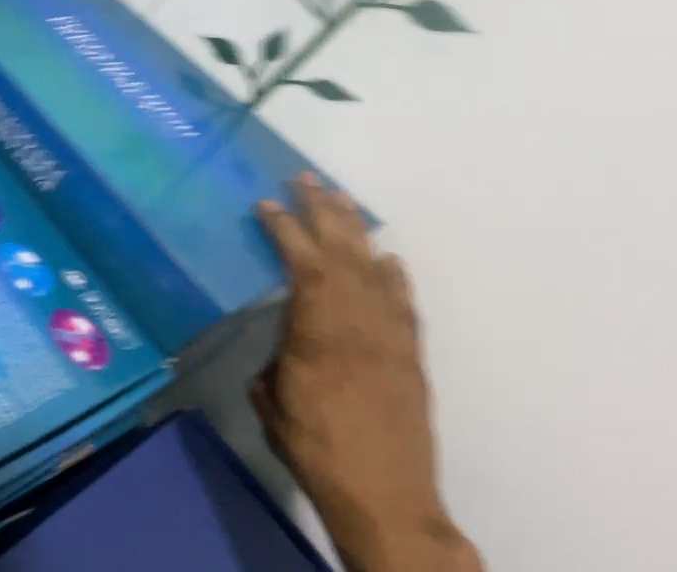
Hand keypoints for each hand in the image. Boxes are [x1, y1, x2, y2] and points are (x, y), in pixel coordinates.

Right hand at [254, 174, 481, 571]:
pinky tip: (388, 259)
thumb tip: (279, 344)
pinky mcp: (411, 360)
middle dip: (324, 214)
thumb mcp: (270, 397)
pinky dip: (395, 279)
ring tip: (342, 202)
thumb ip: (275, 358)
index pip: (303, 266)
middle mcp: (359, 327)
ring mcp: (391, 341)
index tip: (266, 205)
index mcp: (318, 333)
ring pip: (374, 272)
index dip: (285, 231)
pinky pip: (404, 306)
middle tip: (306, 180)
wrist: (384, 497)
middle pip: (343, 256)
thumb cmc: (313, 446)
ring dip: (357, 234)